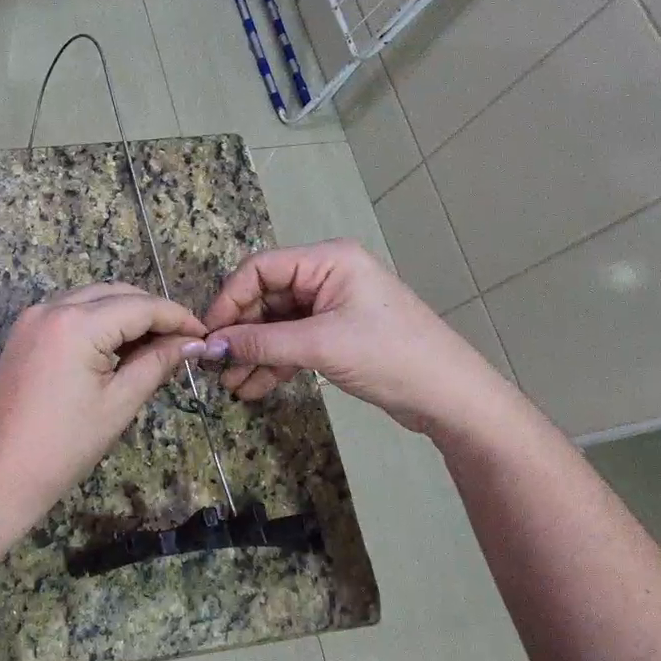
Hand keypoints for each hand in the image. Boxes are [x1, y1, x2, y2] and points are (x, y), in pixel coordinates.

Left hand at [0, 283, 207, 525]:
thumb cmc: (64, 445)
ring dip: (125, 314)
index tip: (204, 335)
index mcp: (75, 324)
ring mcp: (32, 318)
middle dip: (151, 312)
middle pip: (115, 293)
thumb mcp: (119, 403)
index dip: (177, 317)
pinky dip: (97, 322)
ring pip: (91, 299)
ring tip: (156, 346)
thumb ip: (157, 363)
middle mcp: (51, 307)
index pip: (140, 306)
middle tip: (183, 342)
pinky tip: (118, 348)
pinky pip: (69, 313)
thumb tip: (192, 343)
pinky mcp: (23, 333)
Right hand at [201, 240, 513, 434]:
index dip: (230, 299)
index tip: (209, 334)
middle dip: (241, 333)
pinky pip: (292, 342)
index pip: (260, 269)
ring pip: (275, 324)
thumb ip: (261, 342)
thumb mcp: (320, 346)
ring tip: (231, 384)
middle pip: (265, 297)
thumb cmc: (390, 357)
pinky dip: (273, 363)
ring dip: (253, 353)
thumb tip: (211, 346)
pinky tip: (253, 387)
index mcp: (328, 260)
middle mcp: (327, 276)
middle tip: (217, 365)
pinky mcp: (336, 335)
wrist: (452, 400)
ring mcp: (332, 306)